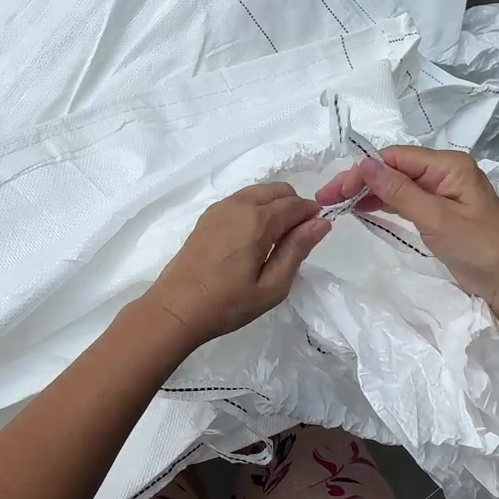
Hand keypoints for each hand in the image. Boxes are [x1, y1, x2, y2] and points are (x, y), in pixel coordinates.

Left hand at [139, 183, 331, 346]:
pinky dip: (255, 208)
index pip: (295, 204)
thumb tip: (321, 222)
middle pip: (278, 190)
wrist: (176, 308)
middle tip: (295, 240)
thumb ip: (297, 249)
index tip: (316, 234)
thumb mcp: (272, 285)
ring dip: (274, 205)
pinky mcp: (207, 216)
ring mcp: (220, 207)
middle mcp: (238, 204)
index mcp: (257, 219)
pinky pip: (241, 199)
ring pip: (259, 191)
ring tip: (274, 241)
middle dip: (294, 206)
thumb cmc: (228, 303)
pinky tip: (252, 238)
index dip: (311, 215)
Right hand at [315, 146, 498, 322]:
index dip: (363, 170)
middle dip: (360, 181)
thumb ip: (398, 191)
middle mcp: (445, 173)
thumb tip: (365, 164)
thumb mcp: (436, 219)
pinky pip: (406, 200)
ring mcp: (443, 193)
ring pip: (397, 185)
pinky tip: (363, 209)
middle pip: (393, 169)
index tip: (336, 189)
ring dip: (368, 193)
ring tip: (338, 204)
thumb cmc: (480, 249)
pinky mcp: (441, 213)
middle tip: (327, 198)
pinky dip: (384, 204)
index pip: (396, 158)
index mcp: (449, 165)